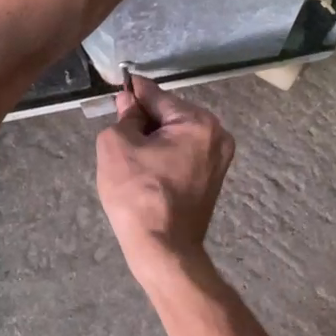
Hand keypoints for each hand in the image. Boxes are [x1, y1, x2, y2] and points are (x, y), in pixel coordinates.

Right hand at [96, 75, 235, 273]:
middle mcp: (217, 135)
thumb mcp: (116, 144)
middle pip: (169, 114)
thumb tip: (130, 104)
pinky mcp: (212, 180)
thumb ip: (124, 116)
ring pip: (176, 135)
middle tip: (118, 133)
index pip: (156, 95)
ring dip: (154, 139)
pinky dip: (164, 155)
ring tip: (130, 157)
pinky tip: (146, 170)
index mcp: (198, 121)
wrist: (162, 248)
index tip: (117, 87)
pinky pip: (183, 154)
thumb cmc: (137, 192)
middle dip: (144, 119)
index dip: (132, 92)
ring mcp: (219, 159)